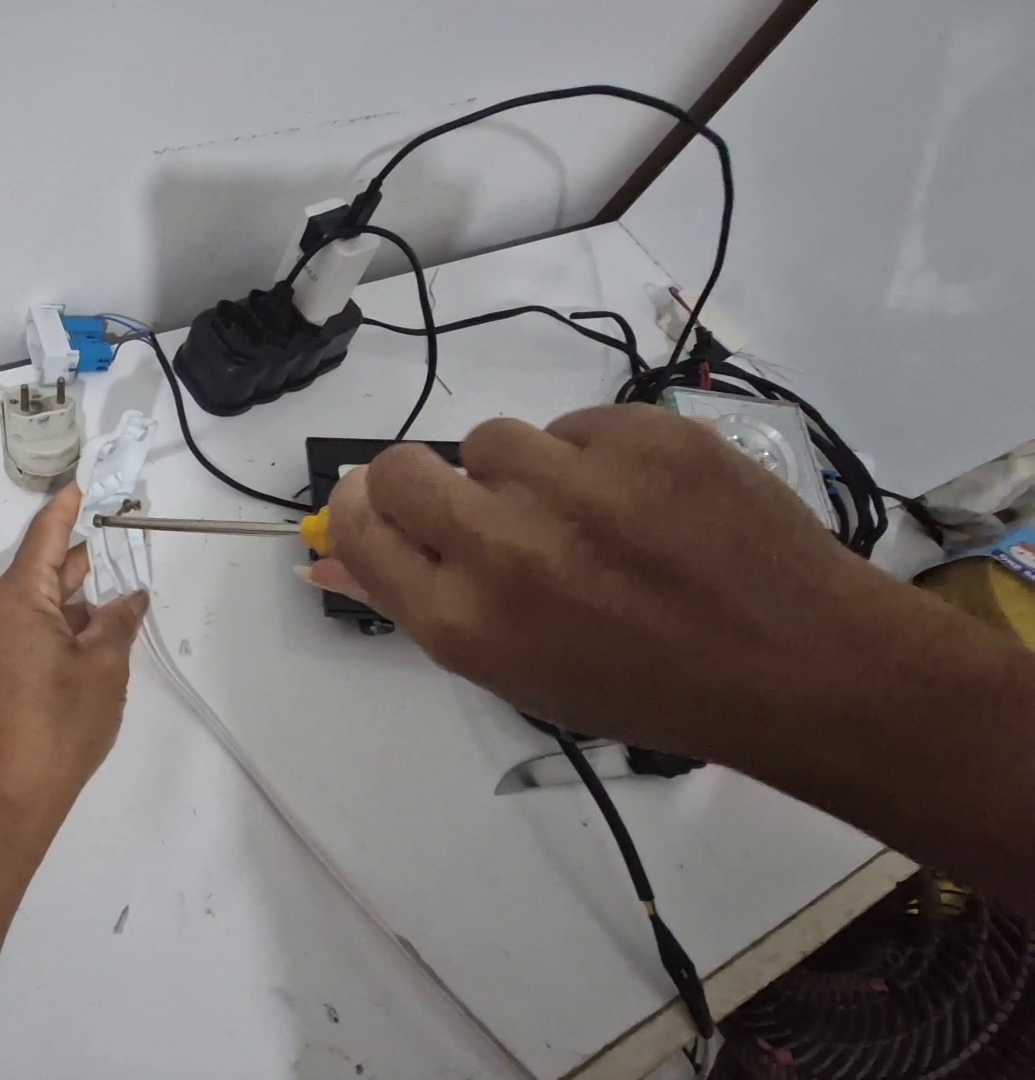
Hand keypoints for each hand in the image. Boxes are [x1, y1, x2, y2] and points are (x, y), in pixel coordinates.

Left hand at [0, 485, 147, 827]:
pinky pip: (30, 628)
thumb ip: (119, 620)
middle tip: (122, 541)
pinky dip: (61, 623)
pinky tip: (96, 630)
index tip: (82, 484)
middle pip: (43, 570)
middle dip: (84, 559)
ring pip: (40, 603)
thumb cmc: (61, 723)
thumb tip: (129, 597)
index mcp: (15, 599)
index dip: (66, 508)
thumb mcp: (104, 665)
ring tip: (120, 590)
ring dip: (77, 598)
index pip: (44, 537)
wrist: (14, 794)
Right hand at [310, 404, 983, 761]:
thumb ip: (403, 602)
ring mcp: (579, 487)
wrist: (801, 669)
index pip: (356, 525)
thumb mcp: (501, 666)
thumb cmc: (627, 684)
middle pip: (396, 466)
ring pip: (487, 437)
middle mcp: (502, 549)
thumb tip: (319, 560)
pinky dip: (588, 456)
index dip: (358, 509)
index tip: (381, 507)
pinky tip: (635, 499)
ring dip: (512, 471)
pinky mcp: (650, 439)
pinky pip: (572, 424)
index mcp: (461, 621)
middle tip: (469, 506)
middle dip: (416, 481)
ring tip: (574, 512)